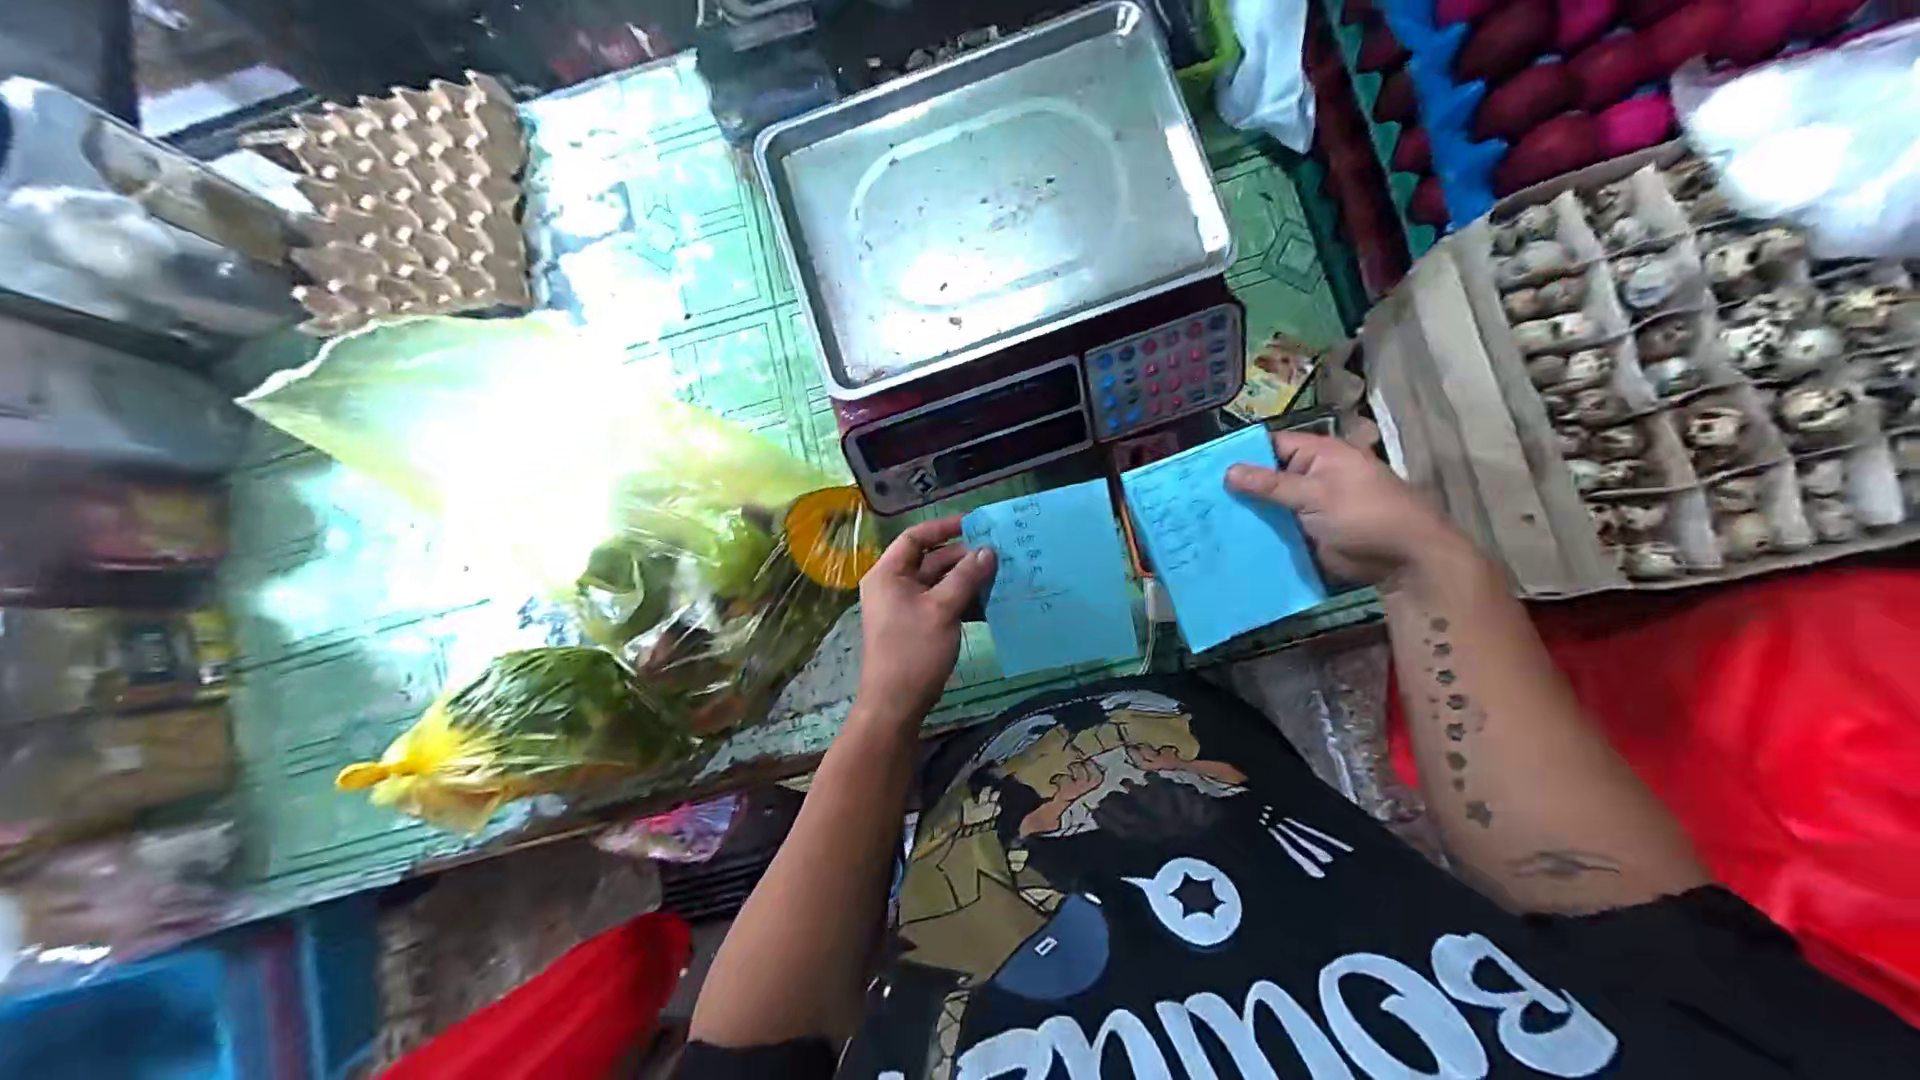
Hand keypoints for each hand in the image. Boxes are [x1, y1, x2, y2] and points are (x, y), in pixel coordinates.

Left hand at [855, 517, 996, 719]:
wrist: (896, 703)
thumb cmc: (913, 650)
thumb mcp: (943, 609)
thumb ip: (966, 577)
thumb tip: (988, 551)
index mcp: (889, 573)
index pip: (915, 537)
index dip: (944, 527)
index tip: (975, 525)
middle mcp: (894, 584)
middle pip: (931, 560)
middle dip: (964, 559)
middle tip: (998, 556)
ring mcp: (905, 606)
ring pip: (940, 583)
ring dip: (967, 581)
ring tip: (1000, 578)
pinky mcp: (917, 625)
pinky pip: (942, 603)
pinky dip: (963, 602)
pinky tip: (990, 606)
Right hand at [1225, 431, 1471, 587]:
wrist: (1401, 558)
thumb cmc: (1363, 514)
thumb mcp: (1315, 493)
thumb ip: (1270, 484)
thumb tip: (1228, 471)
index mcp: (1318, 455)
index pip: (1271, 445)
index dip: (1241, 452)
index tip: (1206, 465)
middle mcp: (1310, 476)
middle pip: (1265, 475)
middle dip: (1237, 484)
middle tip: (1198, 494)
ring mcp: (1306, 506)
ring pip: (1267, 504)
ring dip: (1244, 510)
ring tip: (1203, 515)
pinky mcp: (1304, 532)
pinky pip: (1274, 527)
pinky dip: (1256, 531)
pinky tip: (1226, 536)